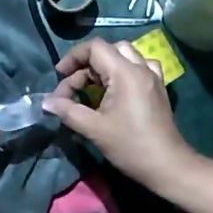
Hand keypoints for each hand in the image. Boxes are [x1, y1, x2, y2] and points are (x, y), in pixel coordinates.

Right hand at [43, 38, 197, 189]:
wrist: (167, 164)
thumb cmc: (130, 146)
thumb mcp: (94, 128)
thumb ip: (68, 111)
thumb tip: (46, 102)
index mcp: (125, 73)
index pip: (95, 48)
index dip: (73, 57)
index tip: (60, 76)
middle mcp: (141, 68)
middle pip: (109, 50)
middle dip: (86, 64)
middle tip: (73, 87)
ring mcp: (152, 77)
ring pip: (125, 56)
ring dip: (104, 66)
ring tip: (92, 86)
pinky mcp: (158, 88)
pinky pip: (139, 67)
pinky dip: (123, 71)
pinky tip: (117, 88)